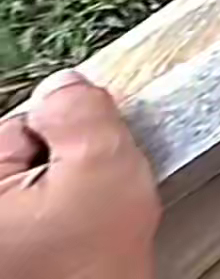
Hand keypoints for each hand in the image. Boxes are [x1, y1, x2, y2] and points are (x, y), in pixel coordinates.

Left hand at [1, 70, 159, 278]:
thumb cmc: (89, 243)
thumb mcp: (104, 163)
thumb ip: (82, 115)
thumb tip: (65, 82)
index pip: (19, 123)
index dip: (67, 130)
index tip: (87, 156)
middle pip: (11, 149)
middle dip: (56, 155)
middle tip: (84, 184)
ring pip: (17, 174)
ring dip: (50, 178)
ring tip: (72, 207)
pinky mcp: (5, 238)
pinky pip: (20, 198)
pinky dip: (41, 201)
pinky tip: (59, 221)